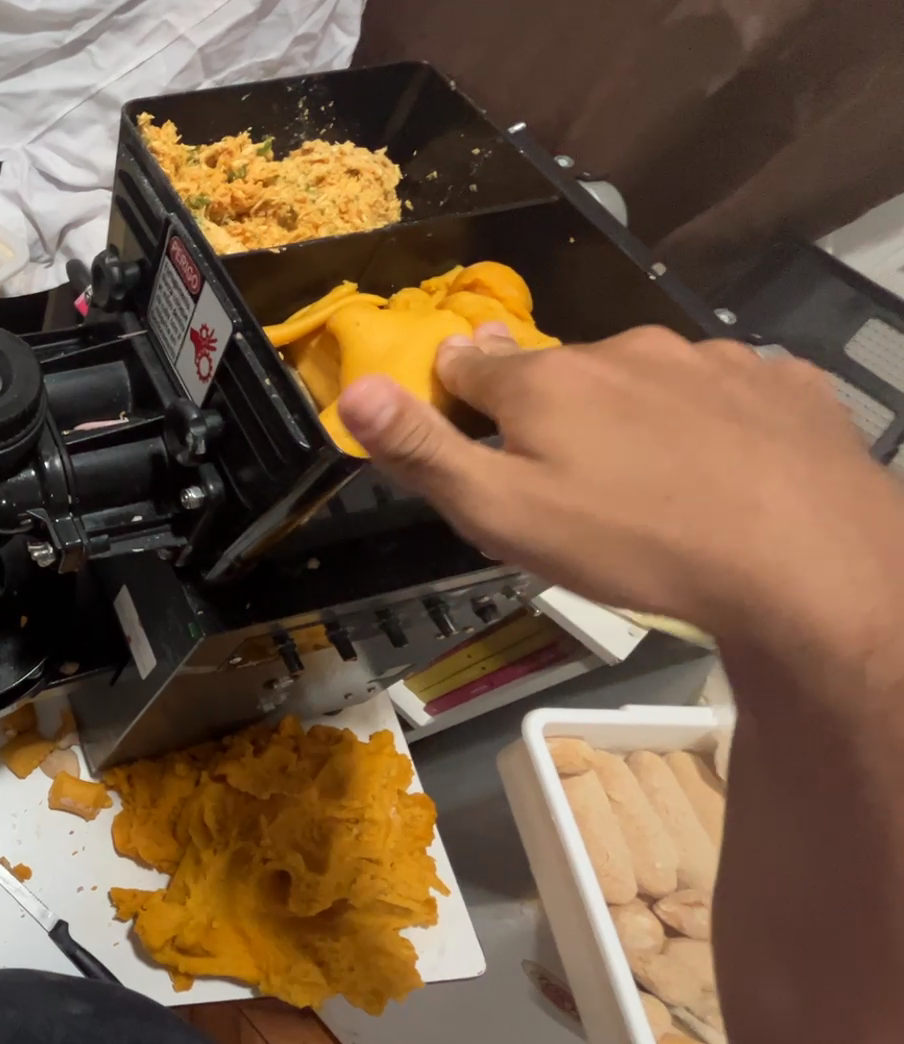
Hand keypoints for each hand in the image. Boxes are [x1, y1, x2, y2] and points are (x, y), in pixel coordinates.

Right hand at [335, 323, 903, 635]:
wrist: (813, 571)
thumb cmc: (625, 541)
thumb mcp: (494, 510)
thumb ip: (418, 448)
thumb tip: (354, 389)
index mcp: (541, 380)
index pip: (464, 363)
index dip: (450, 396)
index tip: (463, 437)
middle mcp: (618, 350)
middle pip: (548, 370)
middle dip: (533, 409)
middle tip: (549, 476)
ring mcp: (708, 359)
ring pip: (629, 376)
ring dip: (613, 410)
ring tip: (631, 478)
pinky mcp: (779, 382)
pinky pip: (708, 387)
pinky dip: (690, 416)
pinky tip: (706, 466)